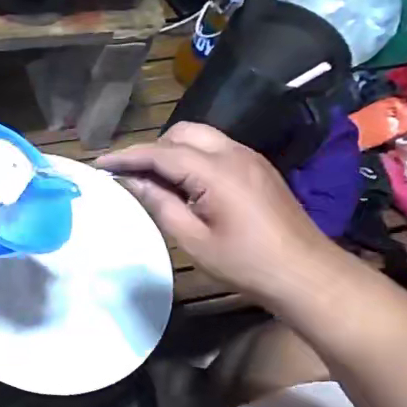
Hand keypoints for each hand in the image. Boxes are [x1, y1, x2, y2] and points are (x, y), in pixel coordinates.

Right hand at [98, 122, 345, 305]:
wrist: (305, 273)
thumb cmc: (246, 263)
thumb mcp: (194, 240)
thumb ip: (161, 204)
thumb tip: (132, 182)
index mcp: (216, 171)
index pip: (162, 152)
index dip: (128, 156)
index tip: (100, 164)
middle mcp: (233, 153)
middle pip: (182, 133)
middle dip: (152, 148)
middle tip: (130, 175)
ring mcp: (250, 157)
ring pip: (201, 137)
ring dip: (174, 150)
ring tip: (154, 179)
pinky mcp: (258, 167)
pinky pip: (217, 148)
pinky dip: (194, 156)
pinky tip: (186, 184)